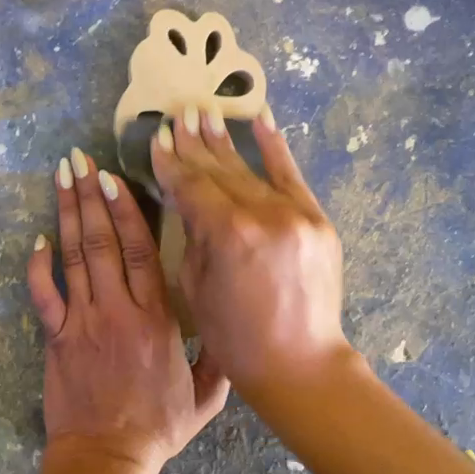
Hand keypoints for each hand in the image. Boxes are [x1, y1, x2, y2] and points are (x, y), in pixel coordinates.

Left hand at [27, 147, 228, 473]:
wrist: (107, 457)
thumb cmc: (158, 429)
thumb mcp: (206, 397)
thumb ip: (221, 361)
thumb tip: (238, 333)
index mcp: (157, 318)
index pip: (142, 251)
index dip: (126, 210)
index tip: (114, 177)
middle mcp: (118, 310)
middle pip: (102, 241)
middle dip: (90, 196)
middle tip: (78, 160)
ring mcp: (83, 321)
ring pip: (73, 257)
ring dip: (65, 215)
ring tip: (60, 178)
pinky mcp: (56, 338)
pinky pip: (44, 294)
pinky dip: (38, 265)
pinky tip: (38, 238)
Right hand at [150, 103, 353, 392]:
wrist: (298, 361)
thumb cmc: (233, 335)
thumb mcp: (195, 284)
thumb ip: (193, 233)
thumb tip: (186, 197)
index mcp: (227, 234)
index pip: (191, 185)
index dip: (170, 162)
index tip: (156, 138)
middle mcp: (263, 215)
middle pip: (219, 171)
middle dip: (194, 143)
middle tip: (177, 115)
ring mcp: (296, 214)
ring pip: (250, 170)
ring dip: (224, 141)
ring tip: (204, 112)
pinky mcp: (317, 220)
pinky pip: (292, 175)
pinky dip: (274, 147)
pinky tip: (259, 118)